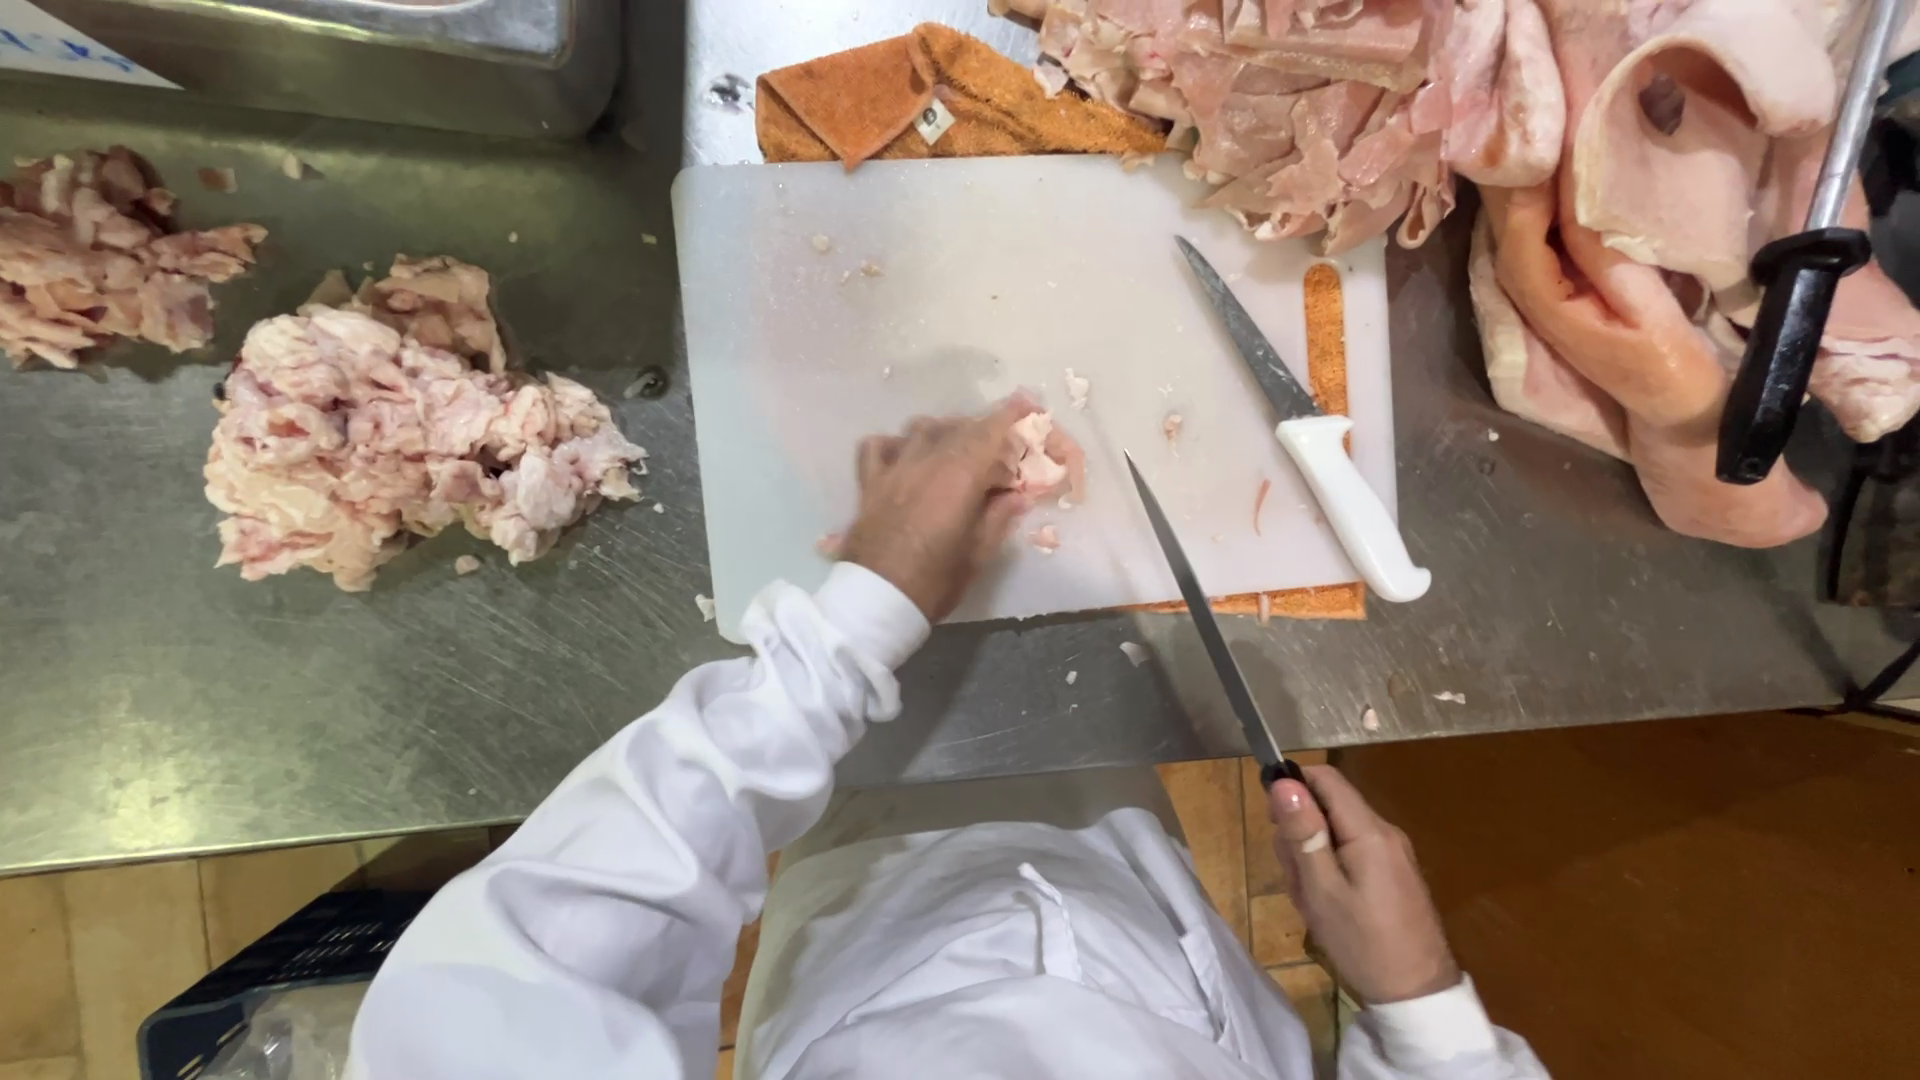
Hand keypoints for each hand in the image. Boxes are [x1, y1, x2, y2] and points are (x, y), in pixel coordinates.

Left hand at [839, 398, 1035, 620]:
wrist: (875, 601)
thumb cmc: (933, 583)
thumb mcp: (977, 556)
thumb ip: (998, 518)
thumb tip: (1017, 496)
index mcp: (958, 479)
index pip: (988, 433)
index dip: (1009, 415)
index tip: (1027, 404)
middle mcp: (925, 463)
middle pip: (958, 428)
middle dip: (983, 427)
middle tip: (1000, 444)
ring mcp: (893, 470)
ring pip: (921, 429)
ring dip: (944, 431)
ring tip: (957, 448)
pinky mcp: (869, 483)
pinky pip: (879, 446)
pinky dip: (896, 443)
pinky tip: (906, 455)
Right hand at [1268, 764, 1459, 1004]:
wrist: (1419, 998)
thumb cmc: (1363, 943)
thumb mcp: (1320, 890)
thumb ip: (1302, 833)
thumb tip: (1283, 783)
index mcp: (1369, 831)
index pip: (1325, 778)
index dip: (1293, 787)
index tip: (1273, 820)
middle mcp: (1385, 832)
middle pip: (1328, 804)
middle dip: (1300, 830)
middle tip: (1294, 874)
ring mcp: (1393, 853)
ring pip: (1336, 829)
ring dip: (1312, 854)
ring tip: (1309, 896)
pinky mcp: (1393, 873)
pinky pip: (1351, 851)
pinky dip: (1330, 867)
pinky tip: (1326, 902)